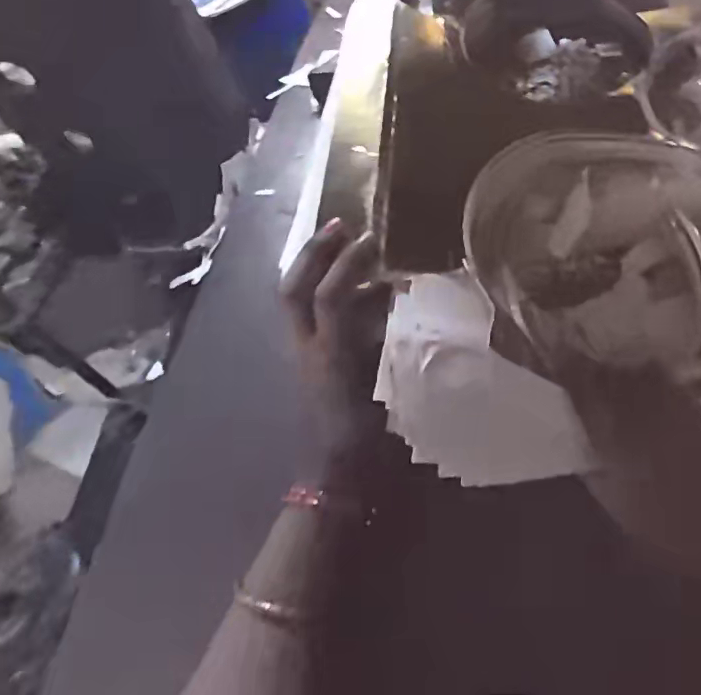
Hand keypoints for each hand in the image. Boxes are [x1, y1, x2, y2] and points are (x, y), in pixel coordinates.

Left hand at [279, 218, 390, 448]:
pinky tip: (357, 289)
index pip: (330, 297)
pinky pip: (309, 312)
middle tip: (339, 225)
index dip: (348, 264)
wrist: (332, 475)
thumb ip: (396, 344)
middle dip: (313, 252)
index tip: (373, 239)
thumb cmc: (366, 438)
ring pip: (297, 297)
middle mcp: (308, 346)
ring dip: (317, 266)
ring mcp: (303, 351)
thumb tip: (406, 301)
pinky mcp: (307, 359)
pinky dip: (327, 291)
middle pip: (294, 288)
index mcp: (330, 355)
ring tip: (346, 244)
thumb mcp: (387, 390)